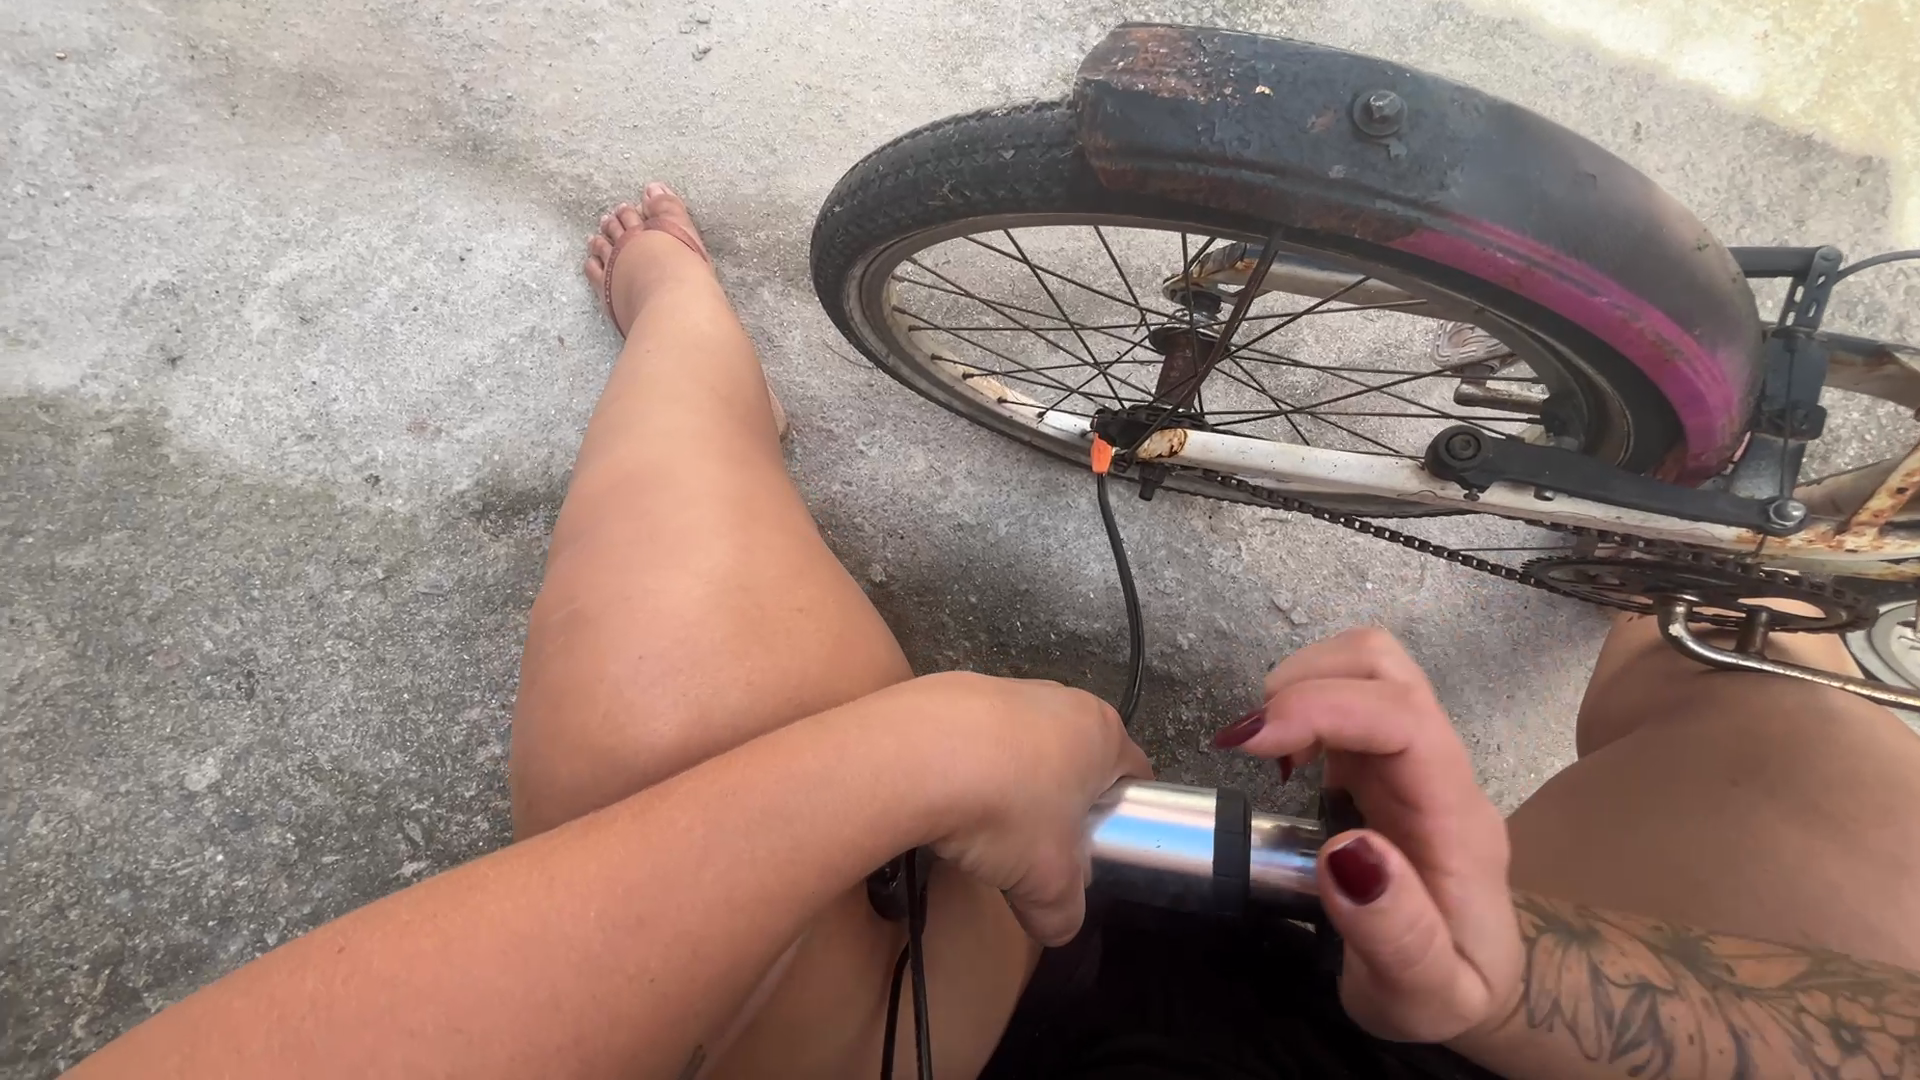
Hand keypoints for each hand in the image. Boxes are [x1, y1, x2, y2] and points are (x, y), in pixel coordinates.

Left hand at [900, 671, 1152, 945]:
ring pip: (1021, 743)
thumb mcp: (1048, 882)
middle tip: (1038, 845)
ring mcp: (1002, 685)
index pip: (1133, 771)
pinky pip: (972, 733)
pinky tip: (944, 793)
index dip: (1121, 813)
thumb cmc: (1005, 809)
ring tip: (981, 823)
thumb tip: (1057, 927)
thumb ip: (1064, 912)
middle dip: (1059, 801)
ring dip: (1009, 781)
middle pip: (1074, 756)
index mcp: (1099, 730)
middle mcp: (1056, 696)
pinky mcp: (951, 688)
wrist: (910, 756)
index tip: (1096, 846)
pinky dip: (966, 762)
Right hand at [1215, 628, 1520, 1041]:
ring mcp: (1410, 752)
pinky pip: (1344, 687)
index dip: (1320, 708)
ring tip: (1266, 746)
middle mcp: (1437, 767)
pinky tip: (1283, 753)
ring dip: (1298, 683)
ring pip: (1364, 662)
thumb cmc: (1449, 990)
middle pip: (1383, 664)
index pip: (1402, 718)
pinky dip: (1298, 697)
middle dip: (1303, 682)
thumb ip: (1398, 937)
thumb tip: (1349, 853)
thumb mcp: (1428, 997)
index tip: (1249, 744)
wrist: (1471, 982)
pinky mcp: (1380, 751)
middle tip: (1251, 745)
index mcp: (1453, 818)